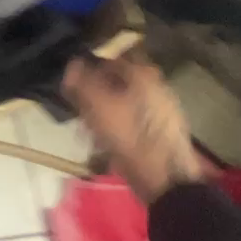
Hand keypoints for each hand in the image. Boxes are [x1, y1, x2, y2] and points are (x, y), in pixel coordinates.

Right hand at [63, 55, 205, 203]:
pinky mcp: (162, 133)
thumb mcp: (98, 107)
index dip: (88, 66)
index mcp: (144, 75)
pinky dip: (116, 126)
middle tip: (79, 107)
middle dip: (94, 92)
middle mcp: (156, 87)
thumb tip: (72, 65)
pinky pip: (132, 120)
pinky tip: (105, 142)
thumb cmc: (131, 138)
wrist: (167, 183)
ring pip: (122, 102)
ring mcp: (162, 111)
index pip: (109, 58)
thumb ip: (81, 82)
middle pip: (116, 81)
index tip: (72, 80)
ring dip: (102, 111)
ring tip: (88, 130)